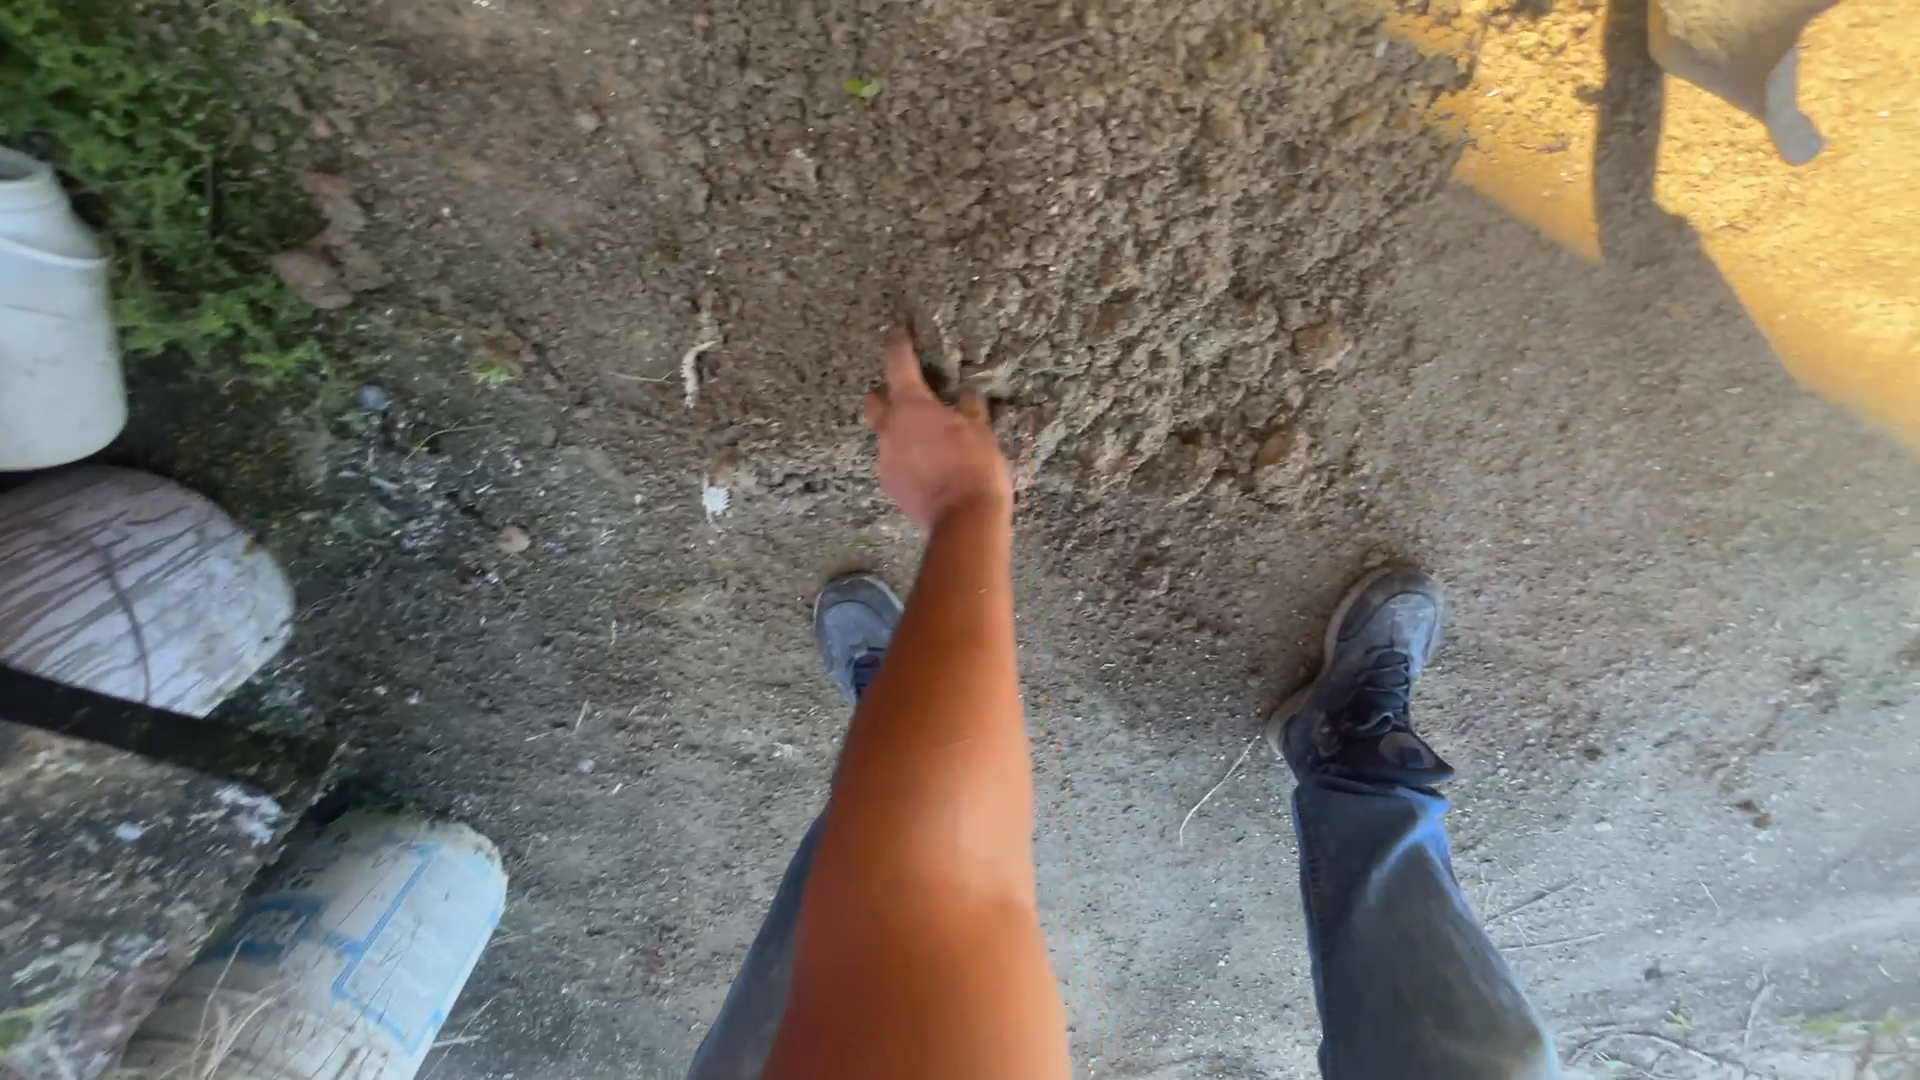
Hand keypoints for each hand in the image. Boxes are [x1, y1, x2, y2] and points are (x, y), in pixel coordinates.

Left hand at [863, 326, 1011, 530]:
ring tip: (926, 442)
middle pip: (873, 401)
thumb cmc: (975, 467)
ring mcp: (885, 460)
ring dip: (899, 432)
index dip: (897, 344)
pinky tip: (927, 469)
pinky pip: (893, 463)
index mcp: (911, 406)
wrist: (964, 520)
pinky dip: (906, 460)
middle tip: (907, 398)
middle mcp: (889, 429)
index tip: (897, 333)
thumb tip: (967, 395)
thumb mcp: (981, 430)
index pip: (897, 363)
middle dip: (885, 394)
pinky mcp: (889, 486)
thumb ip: (969, 408)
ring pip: (884, 436)